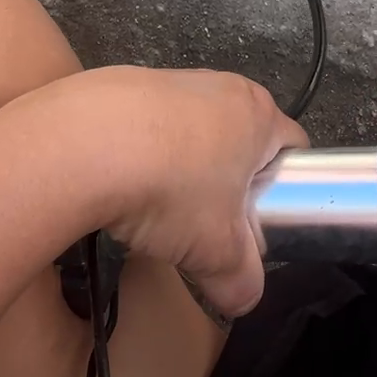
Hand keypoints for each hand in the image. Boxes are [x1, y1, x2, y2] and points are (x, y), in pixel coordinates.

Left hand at [37, 65, 306, 317]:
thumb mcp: (218, 252)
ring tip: (156, 208)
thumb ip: (242, 280)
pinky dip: (140, 151)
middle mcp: (218, 84)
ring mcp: (169, 78)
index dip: (285, 187)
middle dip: (228, 181)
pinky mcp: (123, 82)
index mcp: (256, 112)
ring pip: (191, 130)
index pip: (293, 146)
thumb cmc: (171, 187)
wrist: (83, 144)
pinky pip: (145, 123)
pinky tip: (120, 182)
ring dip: (181, 167)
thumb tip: (242, 298)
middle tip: (209, 223)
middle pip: (239, 138)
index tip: (260, 219)